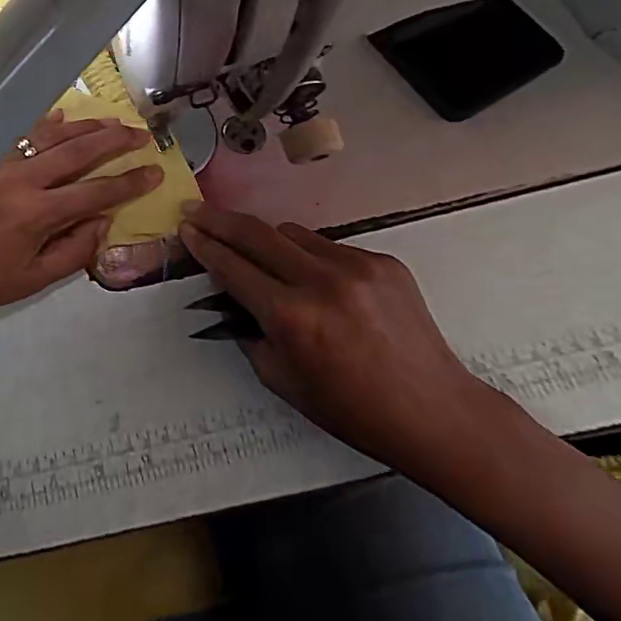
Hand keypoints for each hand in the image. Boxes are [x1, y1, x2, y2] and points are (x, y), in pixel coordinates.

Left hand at [0, 111, 160, 322]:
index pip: (96, 192)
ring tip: (112, 122)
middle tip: (141, 134)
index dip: (130, 182)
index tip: (155, 170)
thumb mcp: (34, 280)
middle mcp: (21, 182)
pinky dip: (42, 125)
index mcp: (37, 215)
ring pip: (49, 138)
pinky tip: (61, 116)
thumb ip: (75, 250)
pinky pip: (17, 137)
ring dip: (84, 128)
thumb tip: (103, 222)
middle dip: (114, 142)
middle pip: (77, 152)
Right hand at [179, 202, 494, 469]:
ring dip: (269, 242)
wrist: (432, 409)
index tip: (187, 229)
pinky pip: (331, 248)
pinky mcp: (384, 261)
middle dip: (221, 220)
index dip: (205, 246)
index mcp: (292, 317)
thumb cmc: (352, 409)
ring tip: (264, 261)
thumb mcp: (283, 382)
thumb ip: (251, 335)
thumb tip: (234, 302)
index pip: (234, 268)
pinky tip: (320, 286)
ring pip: (295, 235)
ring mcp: (357, 265)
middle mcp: (322, 281)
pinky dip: (312, 259)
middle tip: (198, 210)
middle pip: (258, 233)